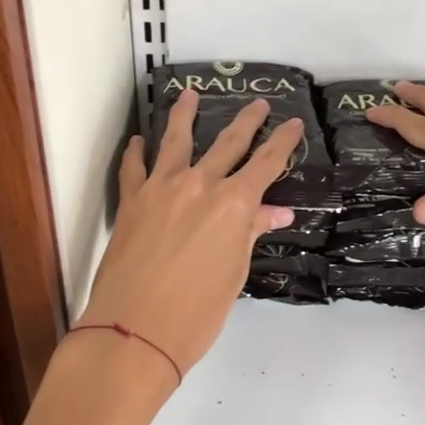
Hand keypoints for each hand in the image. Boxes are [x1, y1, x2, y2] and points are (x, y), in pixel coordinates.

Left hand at [77, 90, 301, 378]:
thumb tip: (277, 212)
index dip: (282, 142)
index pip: (266, 163)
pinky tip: (138, 140)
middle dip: (247, 121)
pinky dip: (137, 151)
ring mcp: (161, 188)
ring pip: (175, 140)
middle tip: (258, 102)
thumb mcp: (234, 273)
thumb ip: (250, 233)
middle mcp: (200, 184)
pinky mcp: (131, 200)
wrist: (135, 330)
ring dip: (184, 114)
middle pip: (228, 143)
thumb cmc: (197, 313)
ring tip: (188, 94)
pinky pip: (134, 166)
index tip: (293, 124)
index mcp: (234, 204)